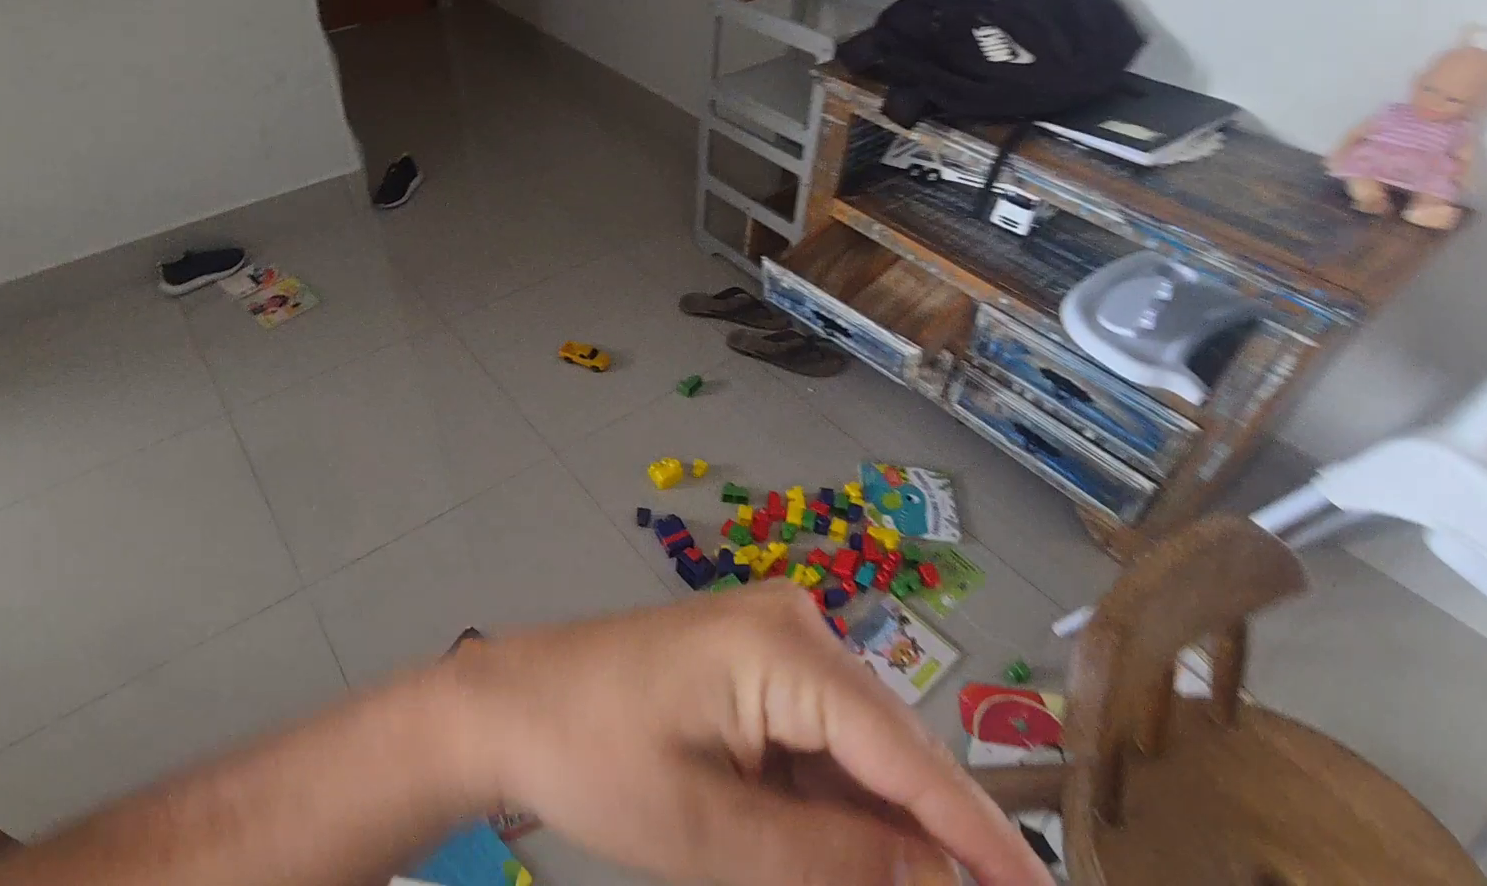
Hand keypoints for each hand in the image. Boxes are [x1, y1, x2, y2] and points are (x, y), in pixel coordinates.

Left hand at [445, 583, 1052, 885]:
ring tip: (882, 876)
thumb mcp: (711, 830)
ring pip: (855, 748)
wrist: (508, 702)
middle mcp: (795, 625)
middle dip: (924, 836)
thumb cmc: (593, 757)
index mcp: (786, 648)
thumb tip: (942, 877)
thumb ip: (835, 857)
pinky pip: (815, 736)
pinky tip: (831, 849)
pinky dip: (829, 798)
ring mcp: (774, 637)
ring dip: (873, 823)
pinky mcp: (753, 659)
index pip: (907, 752)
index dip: (978, 833)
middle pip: (887, 747)